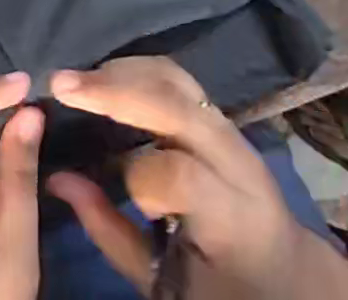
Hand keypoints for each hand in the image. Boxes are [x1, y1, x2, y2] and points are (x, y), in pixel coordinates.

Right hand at [45, 57, 347, 299]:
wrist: (289, 274)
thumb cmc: (226, 291)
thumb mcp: (169, 286)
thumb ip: (111, 233)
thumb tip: (58, 179)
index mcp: (235, 219)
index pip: (182, 175)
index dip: (141, 177)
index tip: (118, 187)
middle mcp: (238, 161)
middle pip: (177, 103)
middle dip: (115, 88)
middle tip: (61, 85)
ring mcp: (232, 130)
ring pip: (176, 77)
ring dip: (122, 71)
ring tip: (79, 82)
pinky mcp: (220, 116)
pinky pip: (176, 78)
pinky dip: (135, 71)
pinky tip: (106, 81)